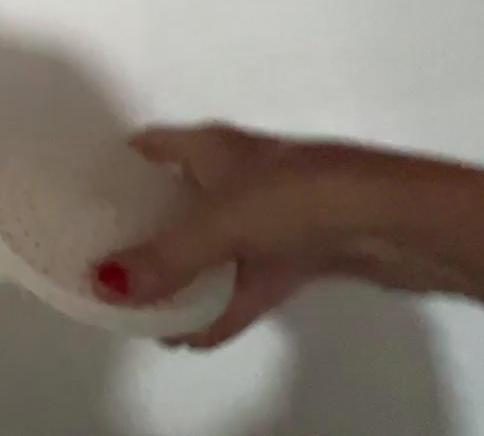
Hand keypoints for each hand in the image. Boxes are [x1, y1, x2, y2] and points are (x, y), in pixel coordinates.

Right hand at [92, 124, 470, 347]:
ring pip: (209, 246)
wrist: (402, 223)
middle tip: (104, 263)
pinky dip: (222, 305)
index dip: (113, 168)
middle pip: (172, 201)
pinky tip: (193, 337)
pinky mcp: (300, 251)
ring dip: (182, 280)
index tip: (82, 197)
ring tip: (143, 313)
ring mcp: (268, 212)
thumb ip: (163, 259)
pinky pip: (245, 280)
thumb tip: (101, 284)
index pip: (145, 148)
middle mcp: (230, 172)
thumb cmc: (293, 197)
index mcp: (205, 146)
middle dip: (142, 233)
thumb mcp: (216, 225)